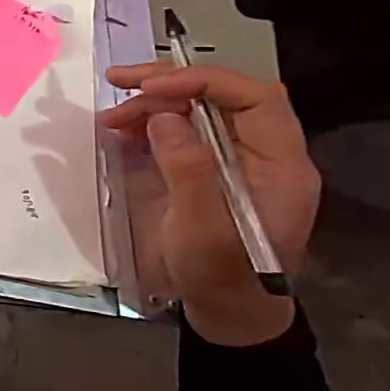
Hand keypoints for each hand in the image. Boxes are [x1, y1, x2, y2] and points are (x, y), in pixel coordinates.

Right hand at [100, 63, 321, 345]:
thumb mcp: (203, 229)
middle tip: (119, 80)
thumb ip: (189, 171)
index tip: (150, 87)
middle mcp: (259, 152)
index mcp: (279, 164)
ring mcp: (230, 158)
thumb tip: (163, 117)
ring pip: (195, 108)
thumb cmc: (220, 275)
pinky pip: (177, 129)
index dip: (203, 82)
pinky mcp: (202, 166)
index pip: (254, 98)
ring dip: (150, 104)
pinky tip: (119, 130)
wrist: (223, 310)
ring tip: (110, 119)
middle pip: (221, 95)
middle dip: (169, 82)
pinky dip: (145, 122)